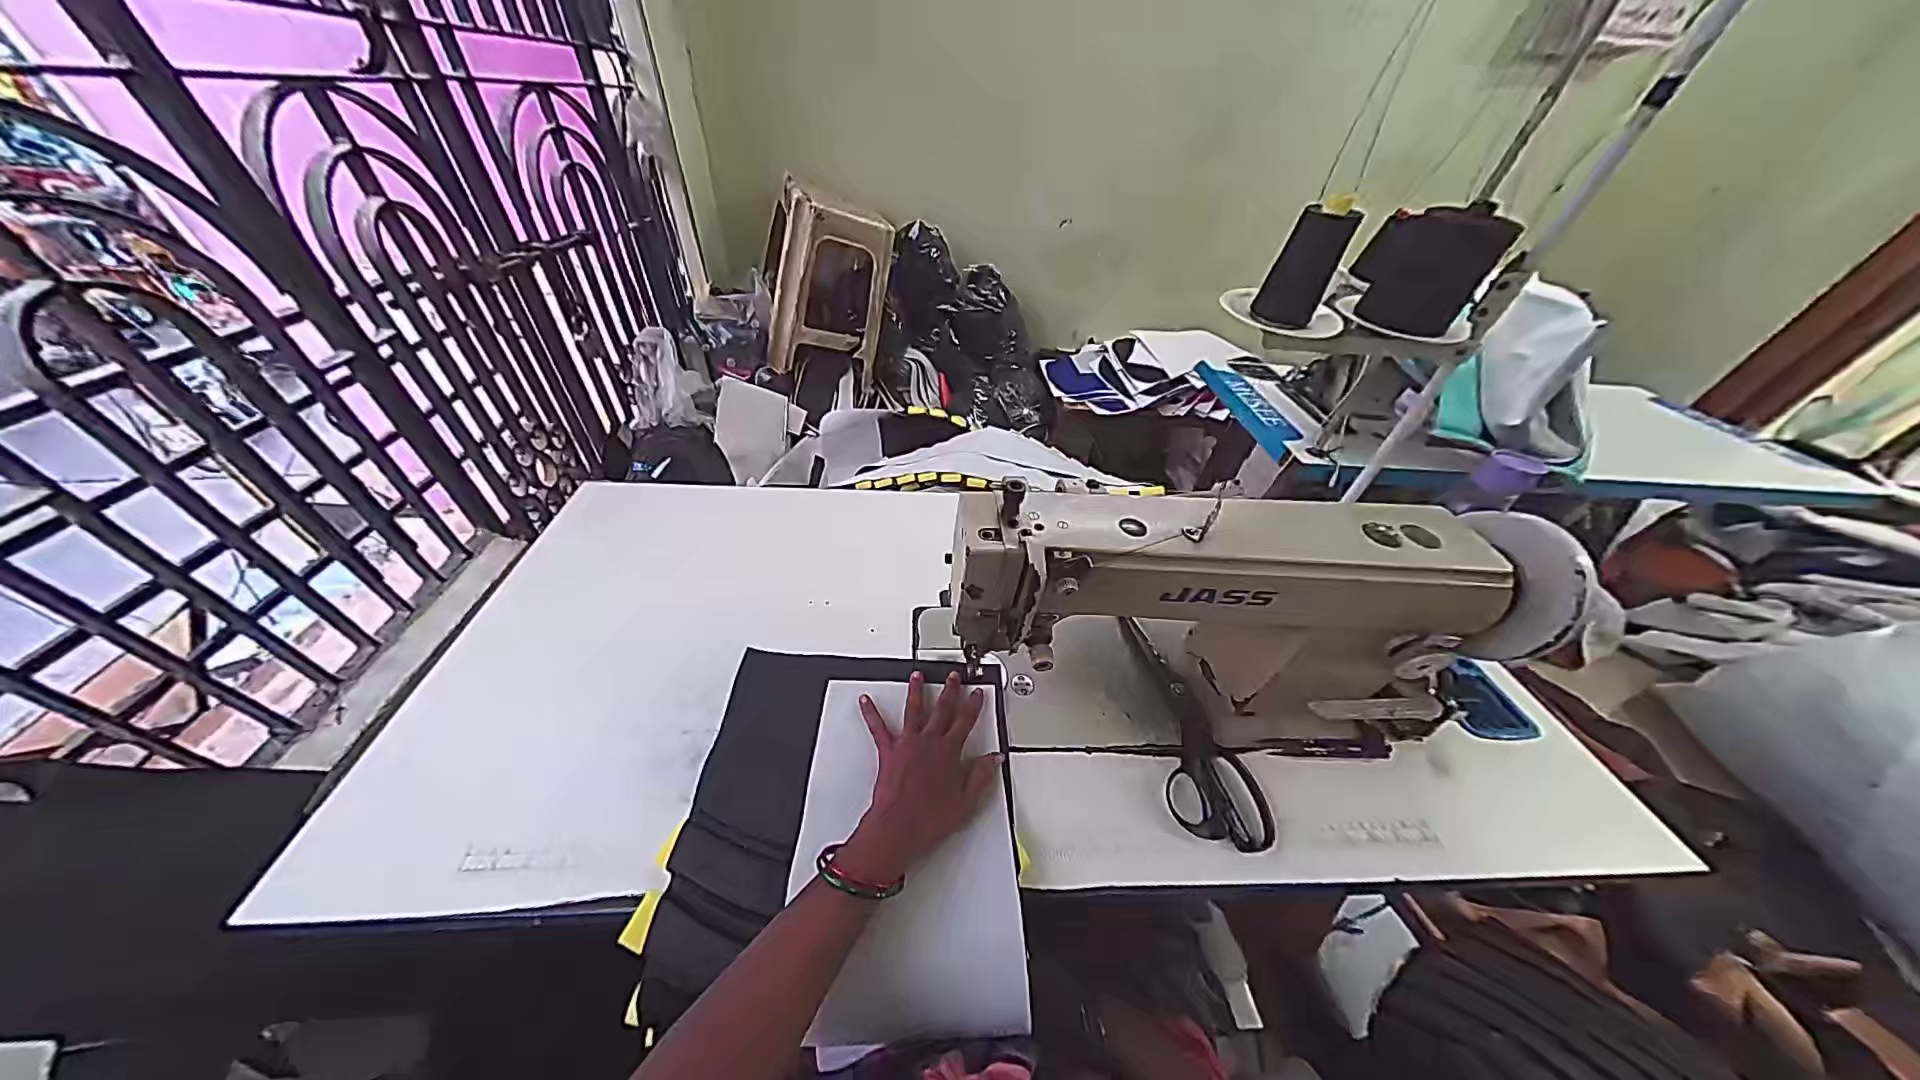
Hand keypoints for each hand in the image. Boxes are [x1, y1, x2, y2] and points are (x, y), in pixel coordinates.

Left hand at [835, 671, 1002, 883]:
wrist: (898, 827)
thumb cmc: (929, 818)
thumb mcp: (967, 801)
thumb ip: (981, 776)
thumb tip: (994, 760)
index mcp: (950, 752)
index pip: (966, 721)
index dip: (973, 705)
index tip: (976, 693)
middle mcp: (929, 742)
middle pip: (942, 709)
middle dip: (949, 690)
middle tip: (952, 676)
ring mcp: (908, 743)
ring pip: (914, 709)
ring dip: (916, 690)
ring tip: (916, 676)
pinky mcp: (889, 751)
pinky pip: (878, 727)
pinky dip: (871, 713)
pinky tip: (866, 701)